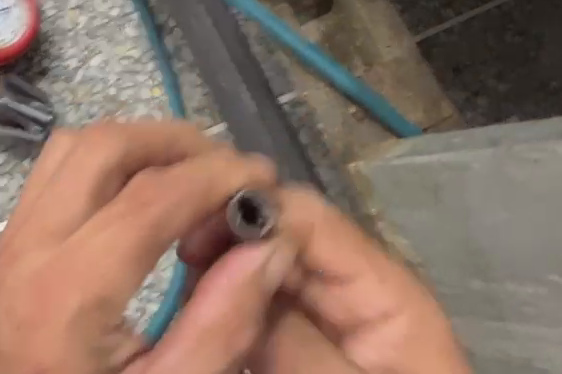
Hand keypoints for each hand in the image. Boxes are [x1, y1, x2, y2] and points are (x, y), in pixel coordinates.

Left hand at [0, 120, 282, 373]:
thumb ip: (219, 326)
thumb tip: (266, 245)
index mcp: (66, 293)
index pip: (148, 199)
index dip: (212, 177)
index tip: (261, 176)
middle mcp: (28, 246)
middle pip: (101, 148)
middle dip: (172, 143)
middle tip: (227, 166)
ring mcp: (9, 238)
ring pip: (72, 147)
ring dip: (135, 143)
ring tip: (191, 170)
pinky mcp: (5, 241)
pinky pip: (54, 169)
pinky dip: (103, 160)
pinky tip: (142, 188)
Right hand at [178, 183, 469, 373]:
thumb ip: (291, 333)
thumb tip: (227, 272)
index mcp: (382, 289)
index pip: (308, 216)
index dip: (250, 211)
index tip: (193, 237)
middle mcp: (353, 291)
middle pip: (281, 239)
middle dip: (229, 244)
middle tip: (180, 267)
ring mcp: (329, 322)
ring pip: (264, 273)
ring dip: (224, 278)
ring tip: (185, 298)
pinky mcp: (306, 349)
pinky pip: (263, 314)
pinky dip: (231, 312)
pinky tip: (202, 319)